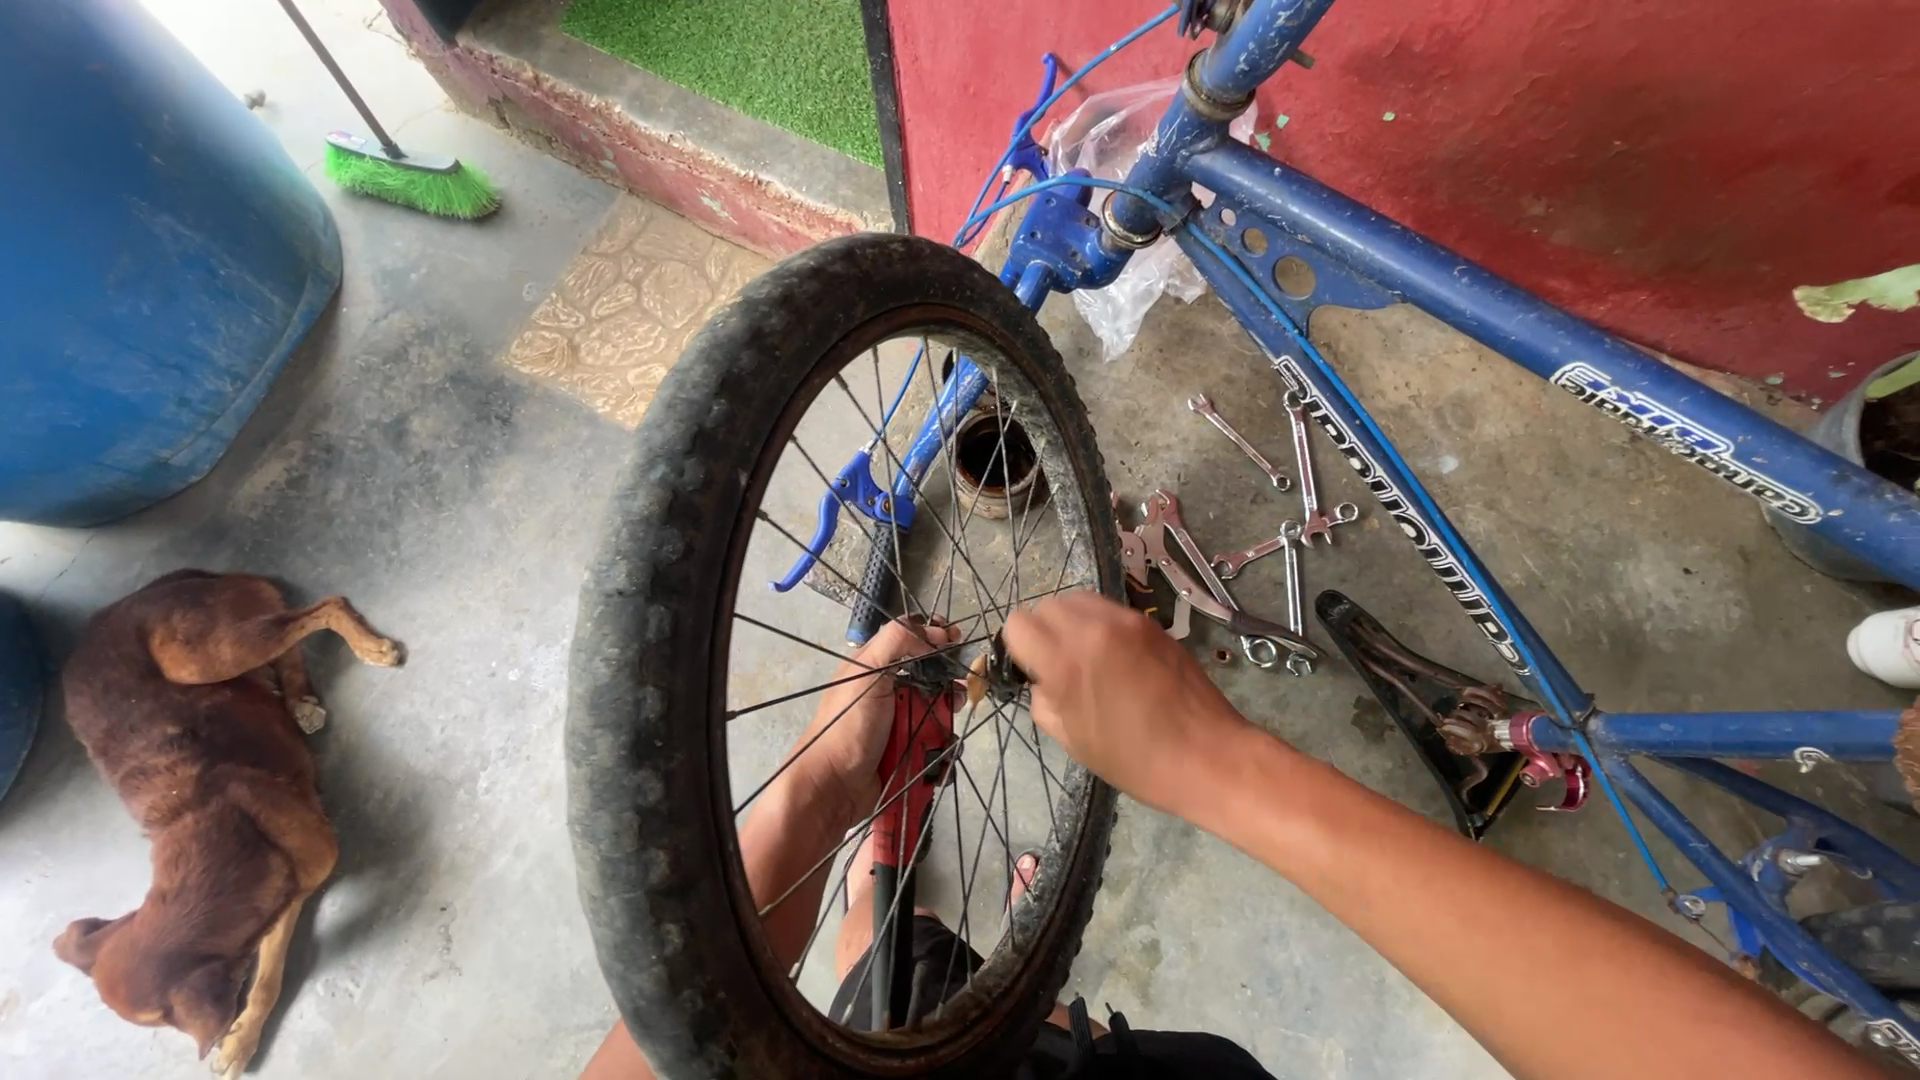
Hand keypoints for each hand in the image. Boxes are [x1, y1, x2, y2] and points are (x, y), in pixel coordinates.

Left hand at [789, 618, 958, 831]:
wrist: (834, 787)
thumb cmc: (848, 726)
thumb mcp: (866, 674)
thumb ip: (897, 642)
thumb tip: (935, 632)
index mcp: (875, 666)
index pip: (910, 639)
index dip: (934, 636)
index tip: (955, 640)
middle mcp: (889, 690)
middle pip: (932, 676)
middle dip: (949, 682)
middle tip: (959, 688)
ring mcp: (901, 721)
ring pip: (939, 710)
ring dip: (948, 717)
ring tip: (949, 722)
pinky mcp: (910, 750)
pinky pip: (938, 741)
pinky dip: (944, 745)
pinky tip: (943, 749)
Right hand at [1004, 592, 1255, 814]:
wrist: (1207, 755)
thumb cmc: (1136, 761)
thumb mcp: (1072, 741)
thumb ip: (1043, 700)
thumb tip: (1040, 679)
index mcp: (1065, 664)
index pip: (1018, 624)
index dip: (1018, 647)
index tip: (1032, 669)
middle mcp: (1091, 631)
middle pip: (1044, 606)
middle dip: (1043, 631)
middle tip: (1057, 663)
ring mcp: (1124, 621)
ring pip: (1076, 599)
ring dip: (1070, 621)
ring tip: (1085, 653)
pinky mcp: (1149, 622)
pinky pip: (1108, 608)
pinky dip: (1099, 623)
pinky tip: (1113, 653)